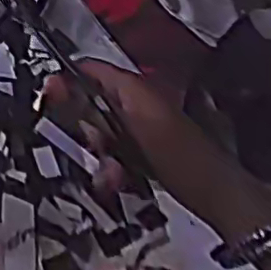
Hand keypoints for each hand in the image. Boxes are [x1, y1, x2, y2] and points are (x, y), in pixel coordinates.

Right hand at [44, 61, 269, 228]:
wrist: (220, 200)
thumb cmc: (179, 155)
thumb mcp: (131, 122)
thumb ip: (92, 101)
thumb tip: (53, 81)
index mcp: (130, 86)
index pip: (84, 69)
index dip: (64, 80)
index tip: (49, 99)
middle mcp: (131, 101)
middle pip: (86, 102)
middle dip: (82, 126)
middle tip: (90, 144)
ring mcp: (135, 127)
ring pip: (96, 131)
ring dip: (95, 151)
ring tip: (108, 172)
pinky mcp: (139, 152)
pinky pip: (110, 151)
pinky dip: (108, 165)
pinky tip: (115, 179)